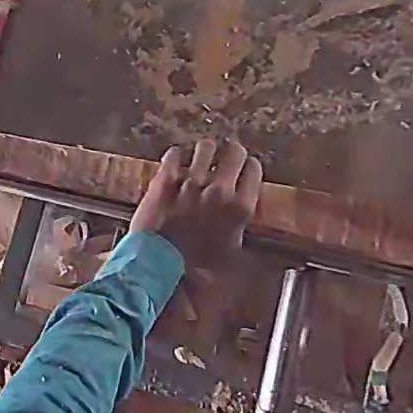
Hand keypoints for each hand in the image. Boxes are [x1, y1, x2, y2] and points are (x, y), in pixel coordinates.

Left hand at [131, 139, 262, 270]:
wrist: (158, 263)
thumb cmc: (196, 264)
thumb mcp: (230, 254)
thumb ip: (240, 231)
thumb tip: (242, 223)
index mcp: (239, 208)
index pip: (254, 170)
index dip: (249, 167)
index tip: (245, 168)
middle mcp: (219, 190)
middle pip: (235, 152)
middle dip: (232, 151)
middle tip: (228, 154)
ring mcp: (191, 182)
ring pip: (205, 147)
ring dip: (206, 149)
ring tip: (203, 153)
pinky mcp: (166, 179)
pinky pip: (175, 154)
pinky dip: (177, 154)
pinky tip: (177, 158)